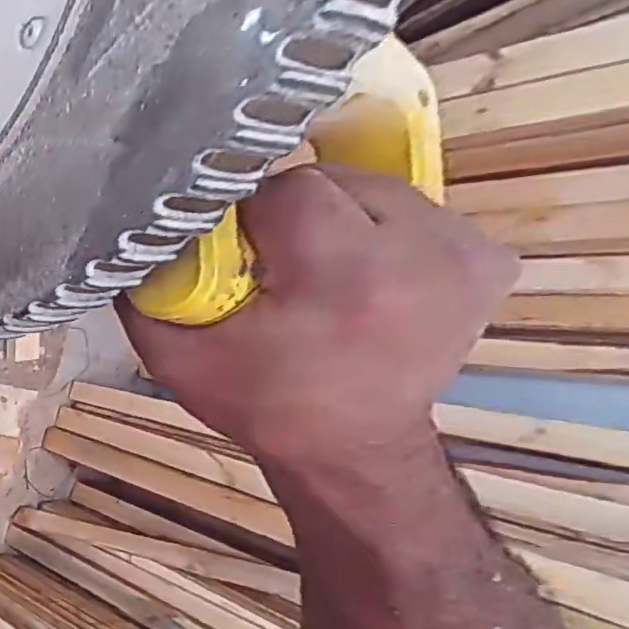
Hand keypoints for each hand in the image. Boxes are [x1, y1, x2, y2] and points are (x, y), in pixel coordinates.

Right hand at [117, 165, 517, 465]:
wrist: (347, 448)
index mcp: (342, 276)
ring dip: (330, 216)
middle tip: (260, 259)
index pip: (288, 190)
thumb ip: (146, 294)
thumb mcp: (174, 356)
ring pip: (374, 189)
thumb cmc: (256, 403)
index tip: (227, 250)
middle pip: (334, 181)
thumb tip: (136, 243)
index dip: (244, 214)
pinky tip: (354, 273)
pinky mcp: (492, 259)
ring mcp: (468, 253)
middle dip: (286, 211)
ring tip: (308, 266)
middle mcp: (422, 253)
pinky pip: (413, 212)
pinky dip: (374, 231)